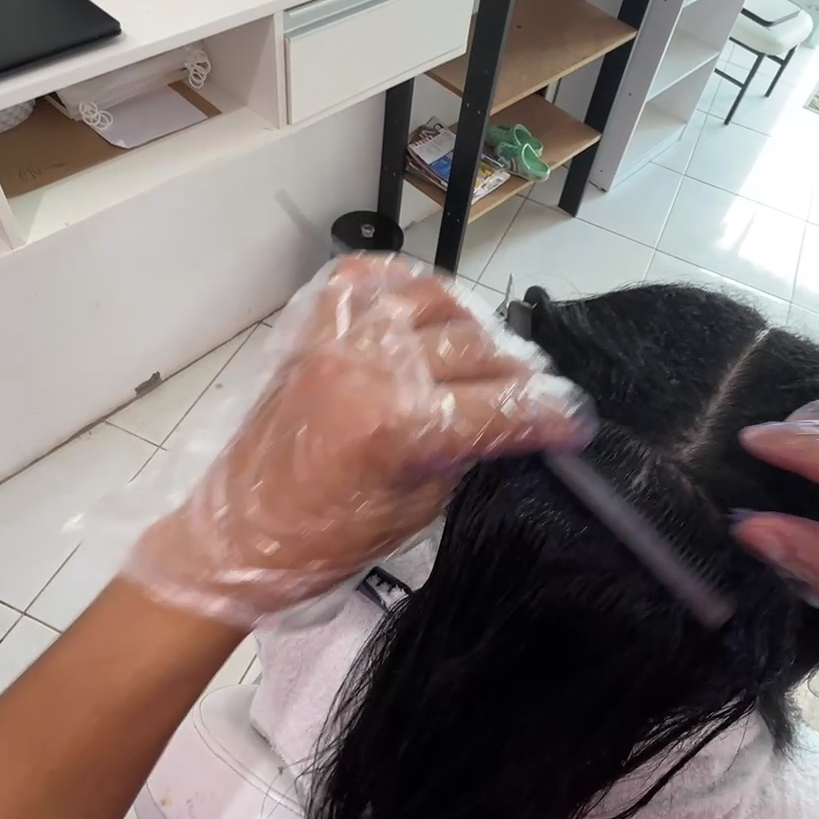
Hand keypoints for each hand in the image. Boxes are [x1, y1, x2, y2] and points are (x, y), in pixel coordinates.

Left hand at [125, 255, 592, 626]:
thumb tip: (507, 413)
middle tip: (540, 395)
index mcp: (399, 424)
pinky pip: (384, 278)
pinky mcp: (316, 319)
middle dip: (523, 377)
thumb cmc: (329, 540)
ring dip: (479, 330)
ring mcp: (340, 331)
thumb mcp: (420, 504)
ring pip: (442, 301)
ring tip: (492, 358)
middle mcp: (373, 361)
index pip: (504, 407)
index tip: (578, 422)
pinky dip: (420, 291)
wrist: (240, 531)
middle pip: (481, 350)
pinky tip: (437, 316)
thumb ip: (466, 448)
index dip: (552, 416)